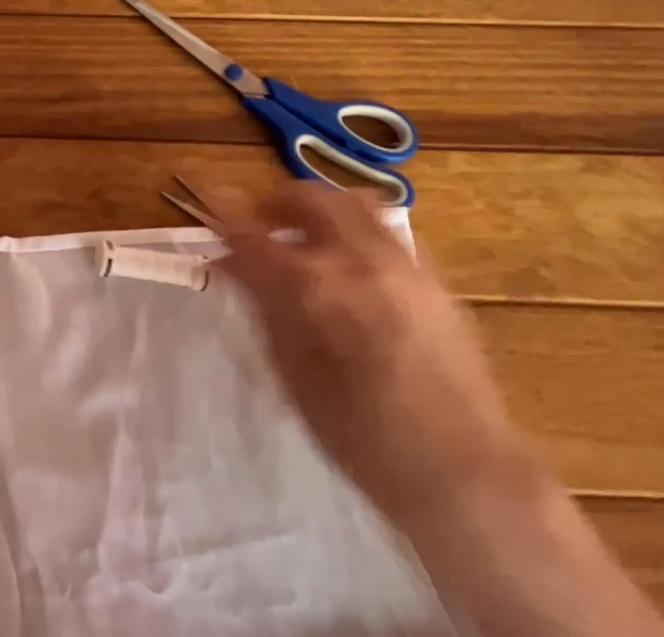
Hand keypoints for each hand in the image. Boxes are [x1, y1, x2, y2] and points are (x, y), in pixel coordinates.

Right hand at [209, 182, 536, 519]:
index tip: (205, 196)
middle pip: (309, 198)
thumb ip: (262, 305)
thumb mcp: (289, 368)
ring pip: (354, 204)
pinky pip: (389, 233)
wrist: (458, 467)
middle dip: (275, 203)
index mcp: (312, 286)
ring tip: (303, 237)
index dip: (223, 210)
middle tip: (256, 224)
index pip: (252, 231)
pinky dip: (357, 232)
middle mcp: (359, 261)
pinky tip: (350, 266)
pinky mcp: (436, 280)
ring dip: (319, 210)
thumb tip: (233, 265)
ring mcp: (404, 265)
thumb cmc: (354, 430)